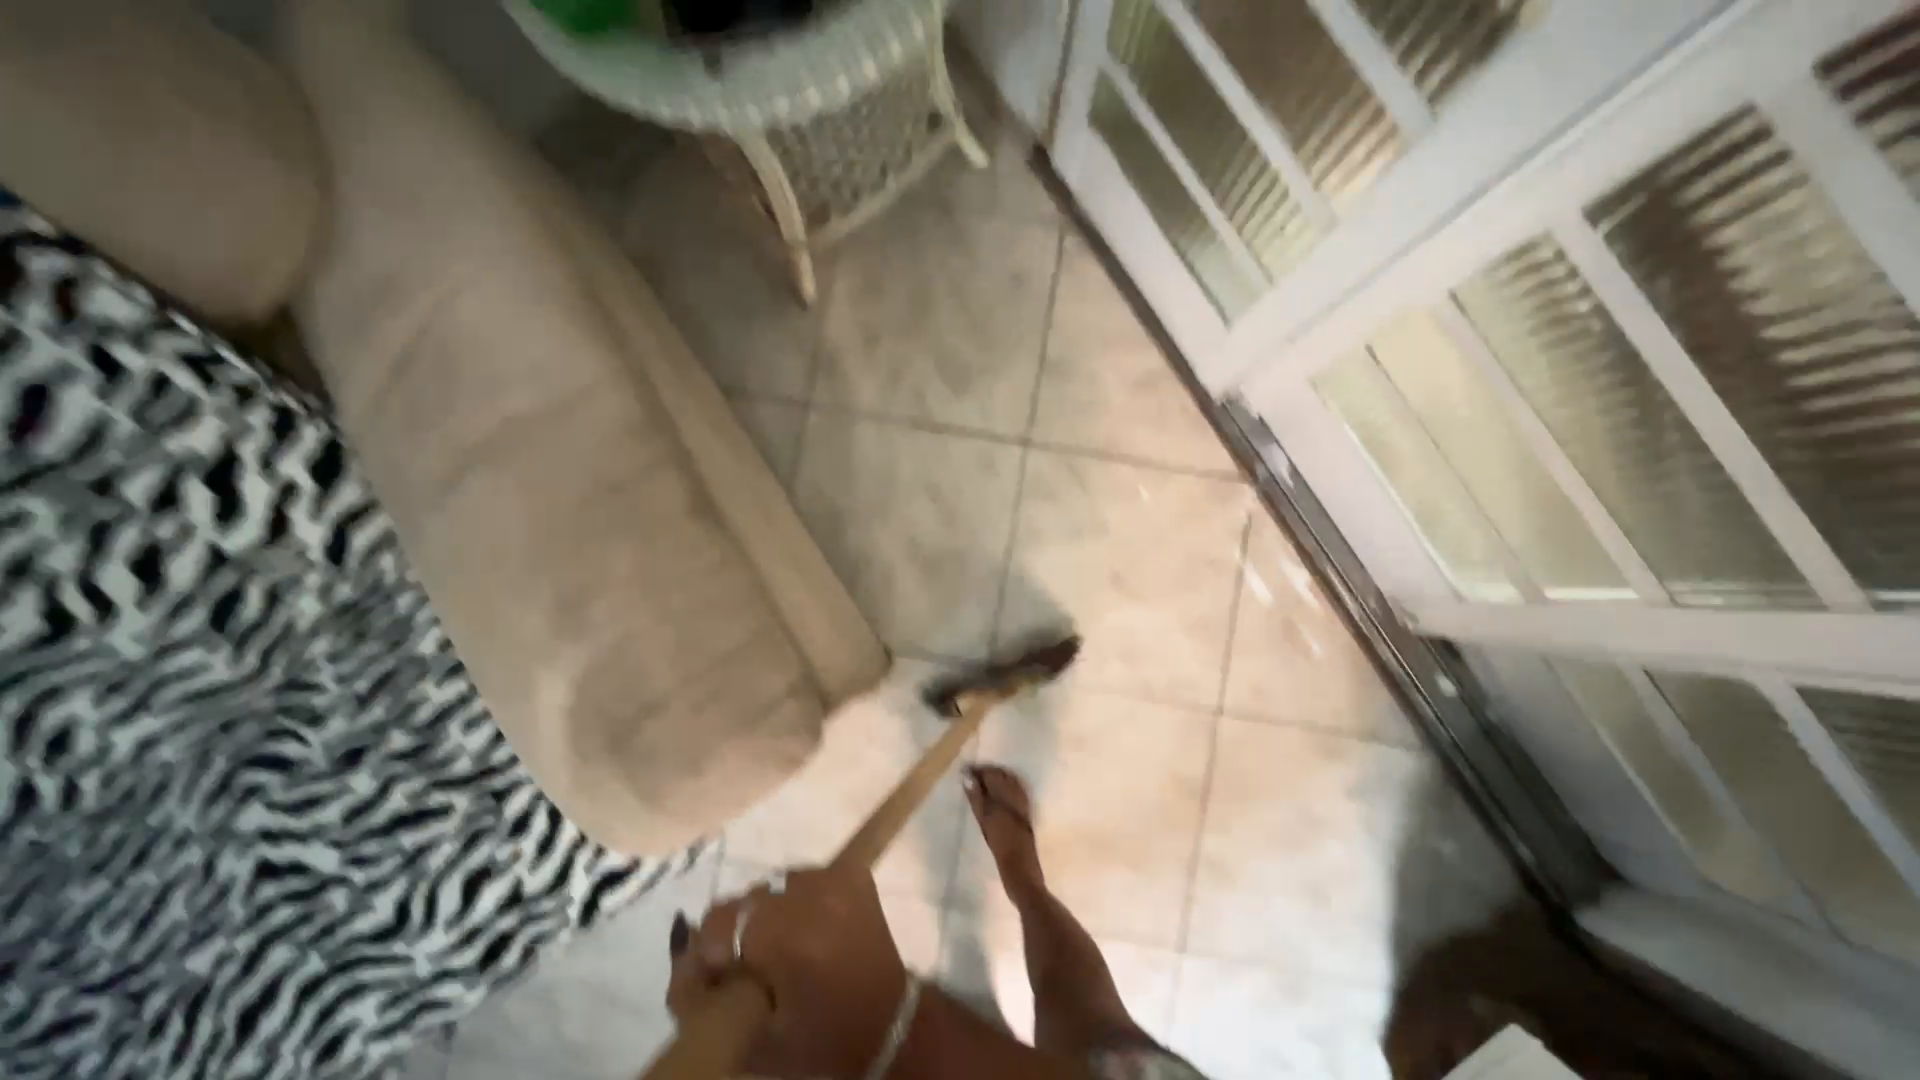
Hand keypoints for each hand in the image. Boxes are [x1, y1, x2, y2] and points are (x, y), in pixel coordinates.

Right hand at [667, 865, 909, 1079]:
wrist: (890, 1031)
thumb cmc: (817, 1044)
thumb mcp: (747, 1039)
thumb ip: (698, 997)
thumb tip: (680, 948)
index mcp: (787, 935)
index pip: (722, 918)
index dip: (712, 949)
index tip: (720, 974)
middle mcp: (813, 895)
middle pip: (749, 899)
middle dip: (740, 932)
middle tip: (749, 967)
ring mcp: (837, 879)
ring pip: (776, 886)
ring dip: (770, 915)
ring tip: (781, 949)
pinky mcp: (855, 876)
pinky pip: (806, 879)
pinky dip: (798, 901)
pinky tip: (804, 931)